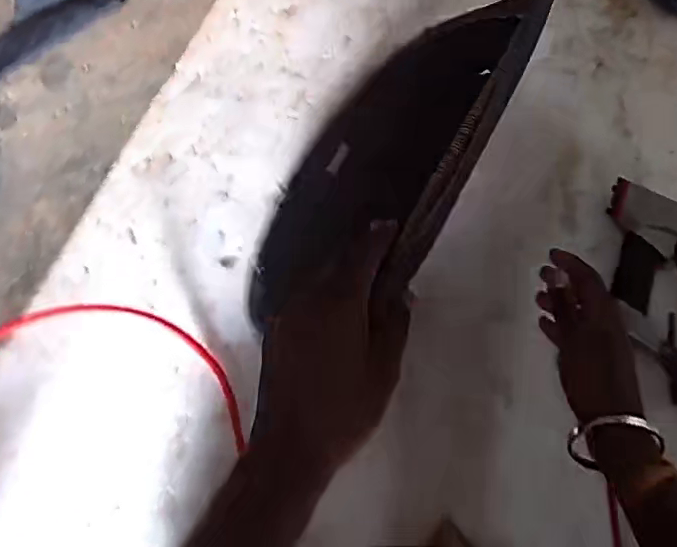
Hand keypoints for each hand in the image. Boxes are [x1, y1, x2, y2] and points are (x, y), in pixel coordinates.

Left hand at [251, 221, 412, 475]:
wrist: (287, 451)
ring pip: (319, 276)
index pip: (362, 253)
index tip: (392, 226)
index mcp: (339, 300)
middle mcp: (309, 296)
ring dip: (341, 271)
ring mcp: (288, 312)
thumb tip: (400, 293)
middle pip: (338, 259)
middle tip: (383, 255)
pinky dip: (324, 290)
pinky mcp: (277, 329)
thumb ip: (395, 324)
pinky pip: (306, 294)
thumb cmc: (344, 410)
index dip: (379, 236)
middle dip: (360, 252)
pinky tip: (336, 308)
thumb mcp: (384, 370)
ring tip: (363, 282)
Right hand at [536, 249, 644, 425]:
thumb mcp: (572, 339)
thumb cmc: (591, 376)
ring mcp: (604, 341)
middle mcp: (606, 321)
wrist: (614, 424)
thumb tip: (556, 274)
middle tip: (541, 274)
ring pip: (580, 312)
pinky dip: (563, 325)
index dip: (569, 263)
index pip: (587, 277)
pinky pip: (579, 332)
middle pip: (584, 293)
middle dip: (563, 281)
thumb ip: (563, 306)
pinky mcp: (598, 358)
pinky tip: (545, 325)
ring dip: (560, 303)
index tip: (551, 254)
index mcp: (604, 312)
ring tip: (538, 298)